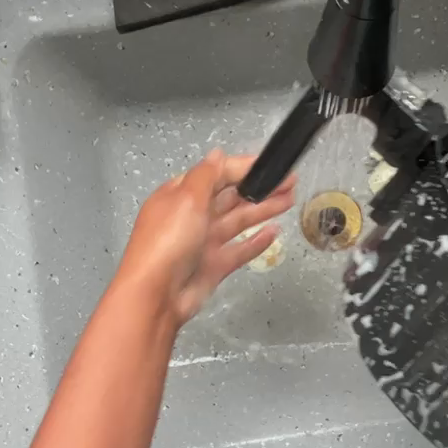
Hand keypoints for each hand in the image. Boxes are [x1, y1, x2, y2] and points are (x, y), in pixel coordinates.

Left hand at [115, 150, 295, 324]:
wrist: (156, 294)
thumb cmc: (169, 240)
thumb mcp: (186, 198)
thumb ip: (206, 175)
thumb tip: (218, 154)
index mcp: (181, 195)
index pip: (217, 174)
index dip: (244, 168)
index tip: (271, 164)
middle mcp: (193, 216)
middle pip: (231, 196)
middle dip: (259, 187)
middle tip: (290, 180)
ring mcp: (205, 242)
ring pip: (239, 221)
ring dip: (263, 209)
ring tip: (290, 199)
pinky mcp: (215, 265)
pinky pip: (240, 249)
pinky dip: (257, 241)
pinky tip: (274, 231)